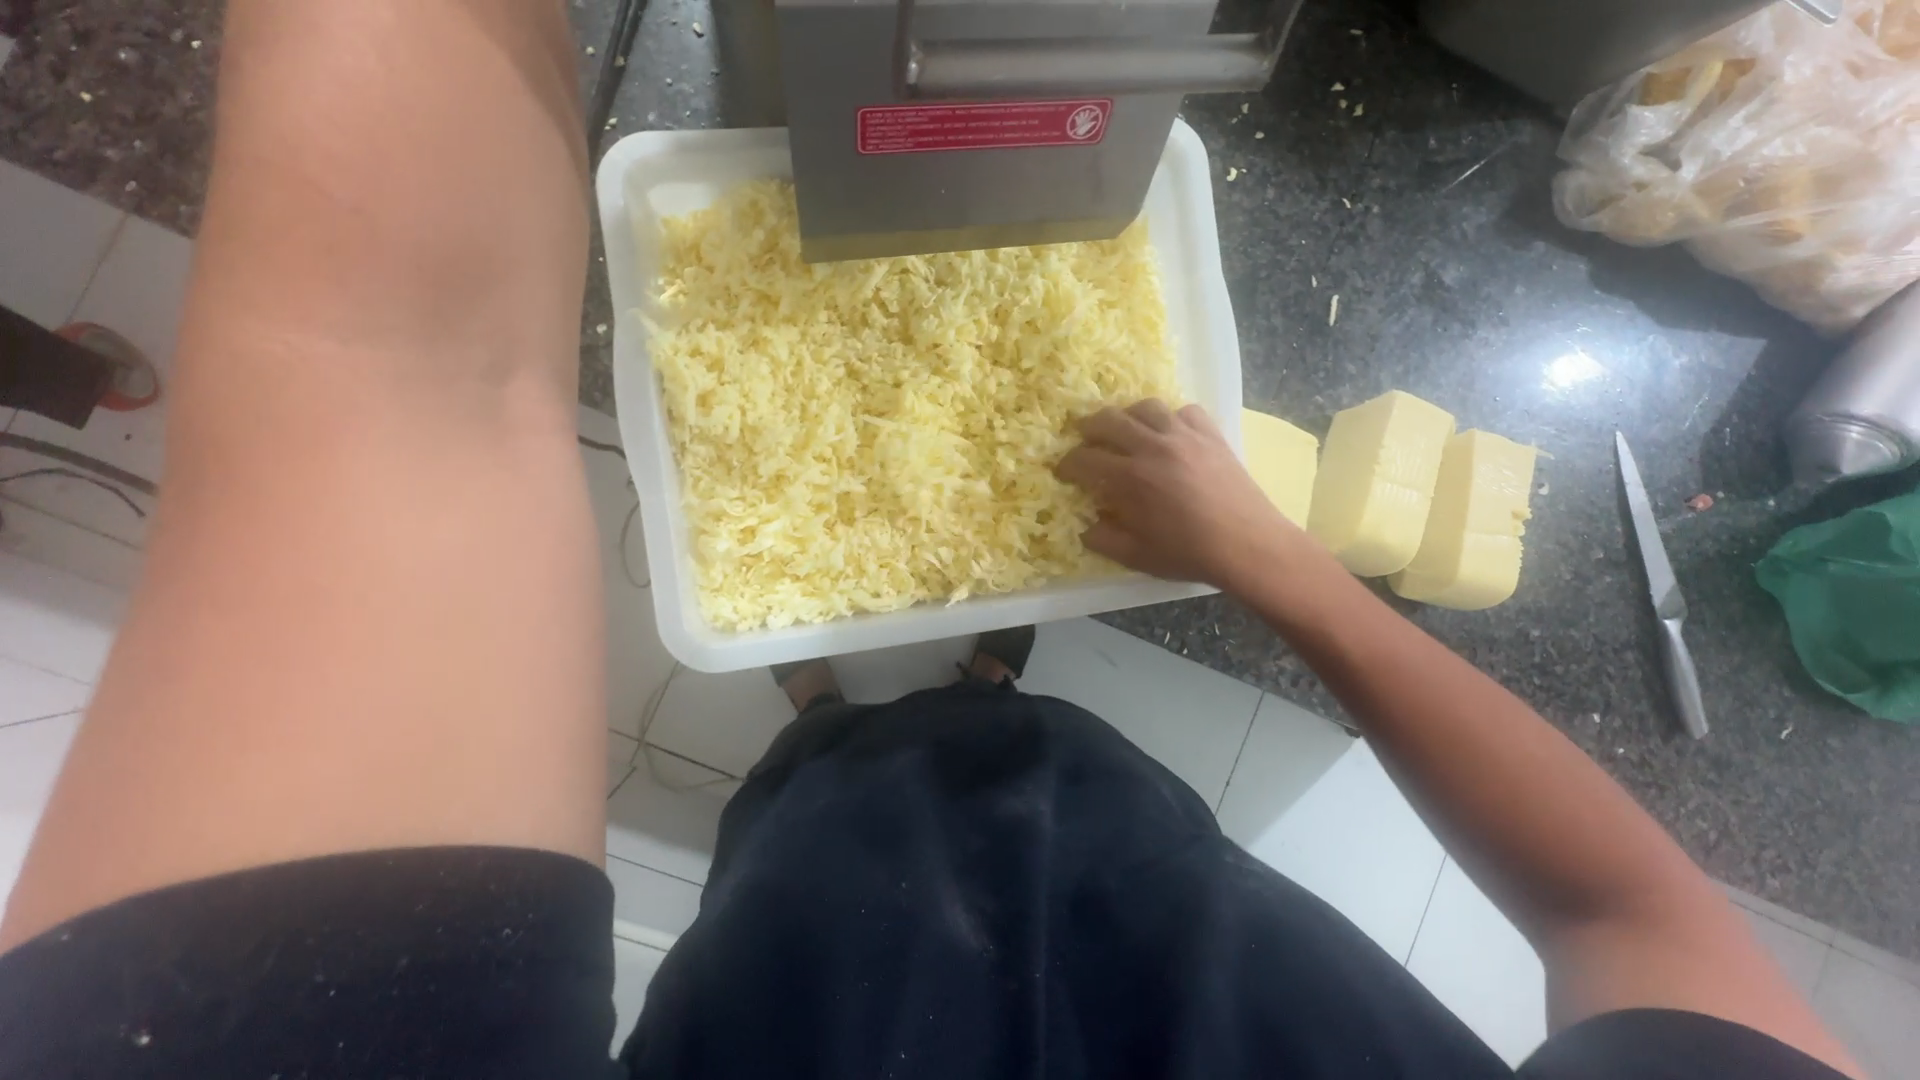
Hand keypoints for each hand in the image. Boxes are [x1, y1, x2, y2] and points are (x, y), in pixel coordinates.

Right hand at [1055, 400, 1320, 592]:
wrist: (1247, 545)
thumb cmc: (1189, 554)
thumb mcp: (1137, 556)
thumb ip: (1104, 540)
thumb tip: (1087, 527)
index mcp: (1129, 478)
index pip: (1085, 459)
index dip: (1068, 464)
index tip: (1064, 471)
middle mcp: (1152, 447)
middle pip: (1109, 420)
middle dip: (1088, 427)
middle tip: (1083, 438)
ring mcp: (1184, 436)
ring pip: (1146, 407)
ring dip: (1128, 415)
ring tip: (1125, 427)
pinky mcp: (1211, 435)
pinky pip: (1185, 411)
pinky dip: (1171, 418)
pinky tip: (1170, 433)